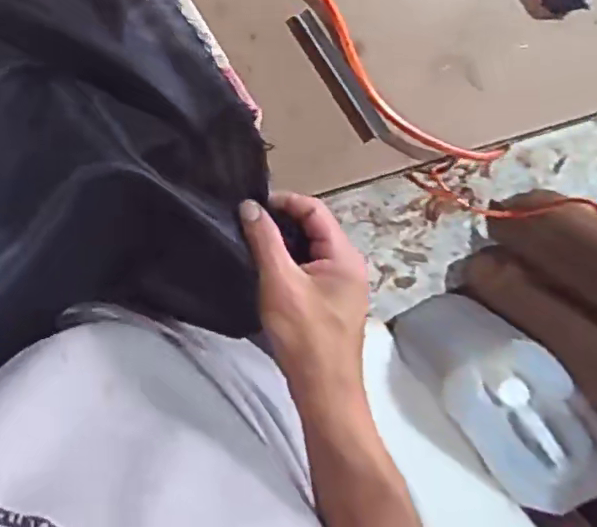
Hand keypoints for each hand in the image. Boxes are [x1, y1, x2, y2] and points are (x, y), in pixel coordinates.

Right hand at [240, 192, 371, 392]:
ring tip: (251, 242)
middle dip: (280, 220)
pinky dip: (286, 261)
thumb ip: (264, 239)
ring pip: (308, 247)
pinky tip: (264, 268)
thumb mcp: (279, 281)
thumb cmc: (304, 335)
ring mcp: (341, 285)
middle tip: (247, 223)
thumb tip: (249, 206)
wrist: (324, 393)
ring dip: (281, 241)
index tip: (252, 208)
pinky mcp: (329, 301)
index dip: (283, 202)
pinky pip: (307, 266)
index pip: (314, 210)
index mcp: (344, 256)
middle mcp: (348, 265)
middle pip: (312, 226)